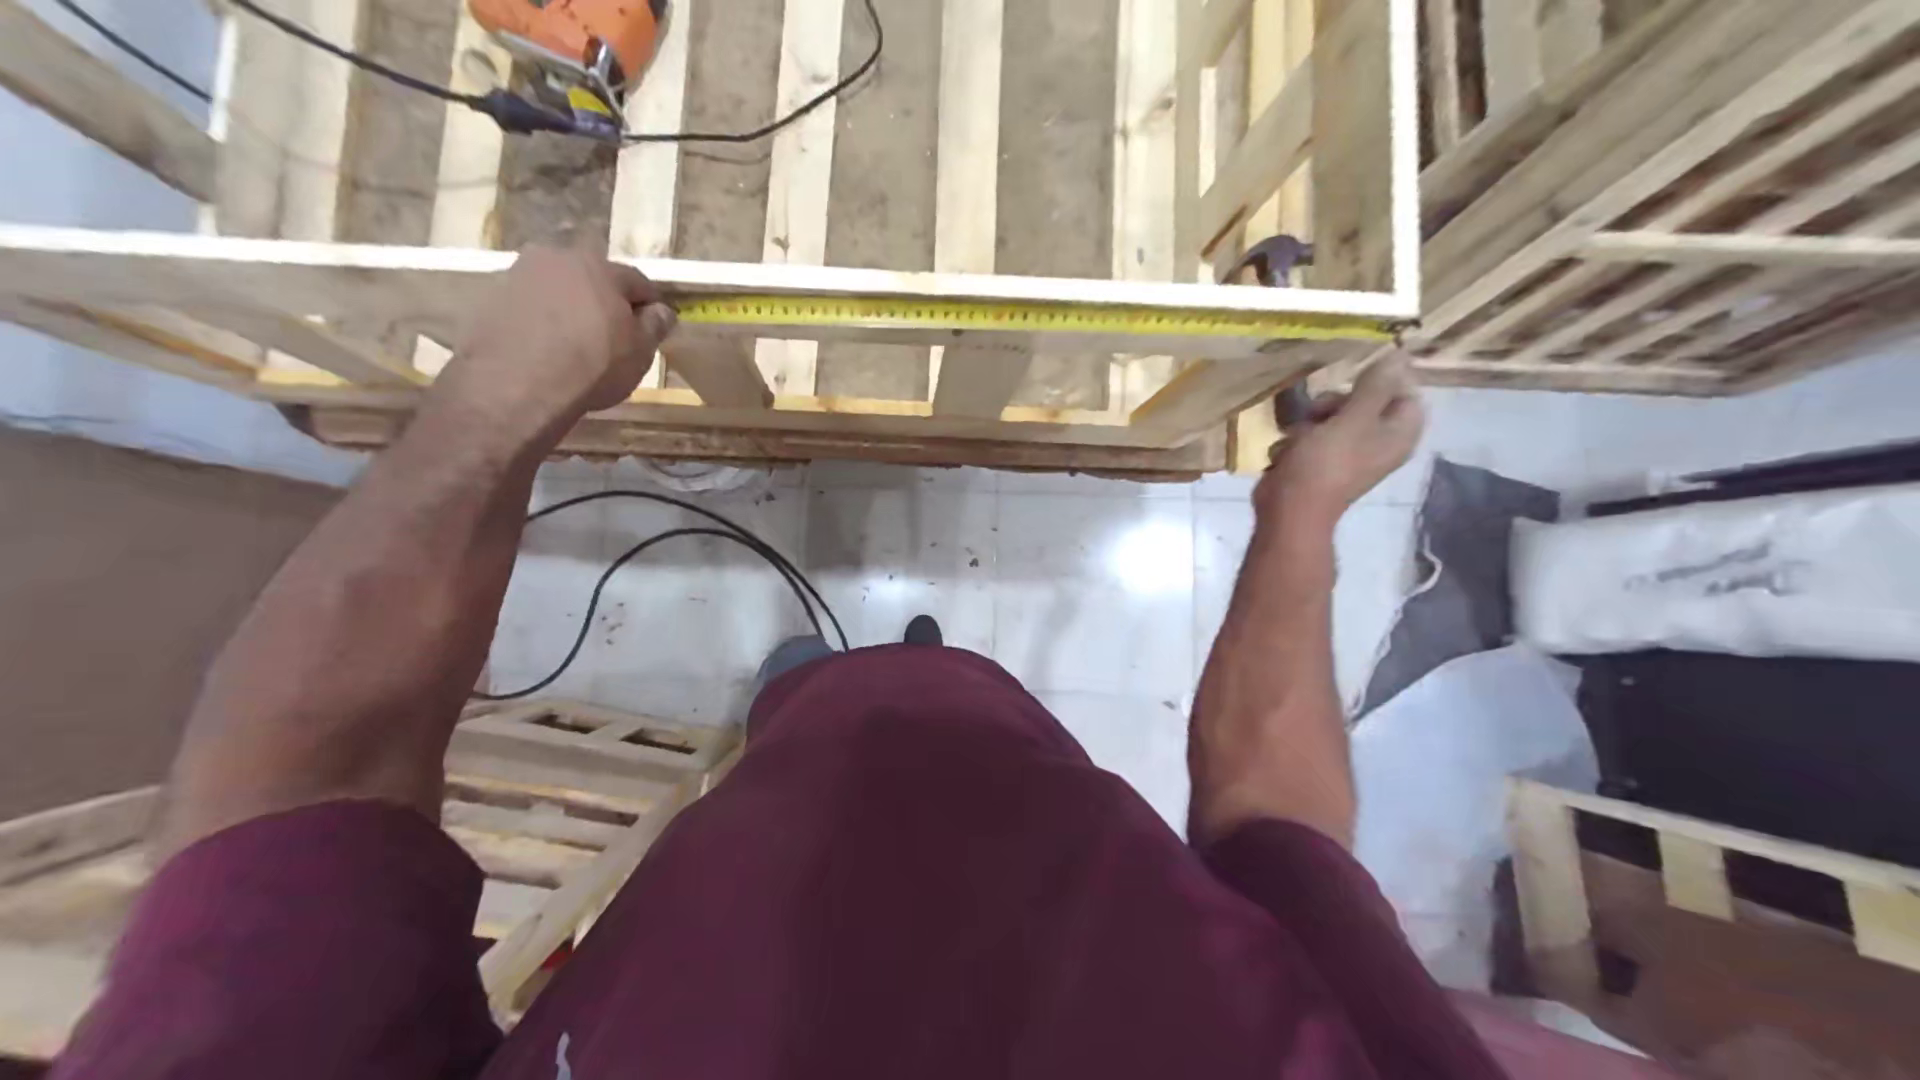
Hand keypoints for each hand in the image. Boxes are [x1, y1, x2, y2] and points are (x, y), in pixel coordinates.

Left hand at [429, 246, 677, 448]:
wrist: (517, 384)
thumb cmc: (593, 364)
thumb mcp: (640, 350)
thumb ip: (655, 325)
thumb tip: (661, 310)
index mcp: (597, 266)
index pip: (636, 280)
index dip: (650, 303)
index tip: (656, 324)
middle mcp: (554, 259)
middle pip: (591, 279)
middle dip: (605, 302)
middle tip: (615, 335)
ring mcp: (516, 275)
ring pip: (557, 290)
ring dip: (570, 310)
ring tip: (577, 345)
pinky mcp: (488, 299)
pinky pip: (528, 307)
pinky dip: (541, 322)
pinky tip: (547, 351)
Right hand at [1255, 353, 1423, 528]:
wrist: (1290, 510)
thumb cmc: (1325, 464)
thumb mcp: (1352, 419)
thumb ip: (1376, 386)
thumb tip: (1400, 354)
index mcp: (1399, 434)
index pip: (1405, 393)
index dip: (1380, 382)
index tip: (1352, 379)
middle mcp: (1379, 443)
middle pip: (1363, 402)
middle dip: (1334, 403)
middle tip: (1319, 412)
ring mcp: (1348, 455)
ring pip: (1331, 418)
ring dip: (1308, 422)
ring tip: (1297, 436)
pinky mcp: (1320, 463)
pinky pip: (1311, 438)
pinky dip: (1297, 441)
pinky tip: (1288, 452)